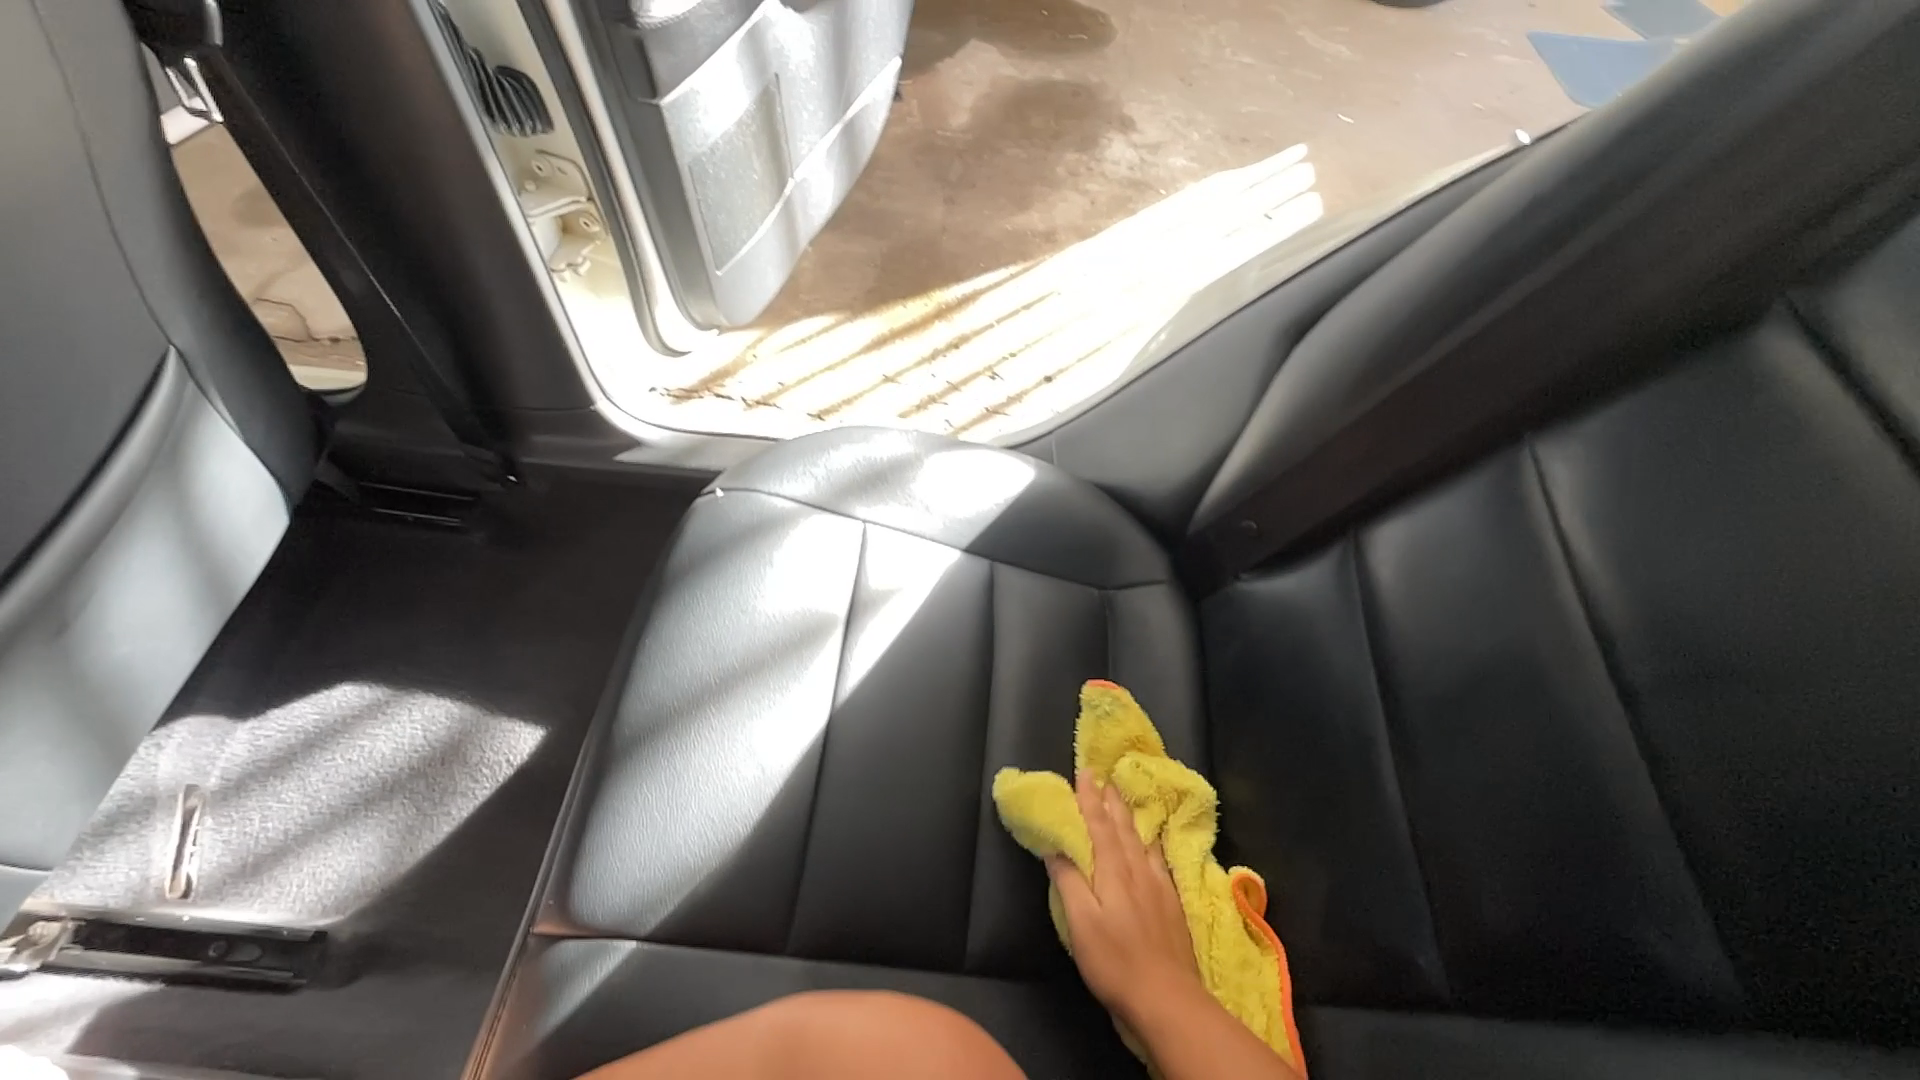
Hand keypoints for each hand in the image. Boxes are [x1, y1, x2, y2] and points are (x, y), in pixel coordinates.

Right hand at [1048, 770, 1304, 1079]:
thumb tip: (1055, 847)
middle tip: (1105, 777)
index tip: (1084, 773)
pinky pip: (1159, 859)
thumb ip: (1069, 881)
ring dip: (1131, 817)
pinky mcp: (1172, 904)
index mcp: (1114, 872)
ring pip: (1142, 841)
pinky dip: (1151, 842)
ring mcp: (1159, 887)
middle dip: (1111, 801)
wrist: (1168, 999)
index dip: (1090, 799)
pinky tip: (1153, 844)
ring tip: (1124, 800)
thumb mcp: (1080, 923)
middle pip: (1123, 828)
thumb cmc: (1115, 961)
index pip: (1099, 826)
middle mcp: (1139, 871)